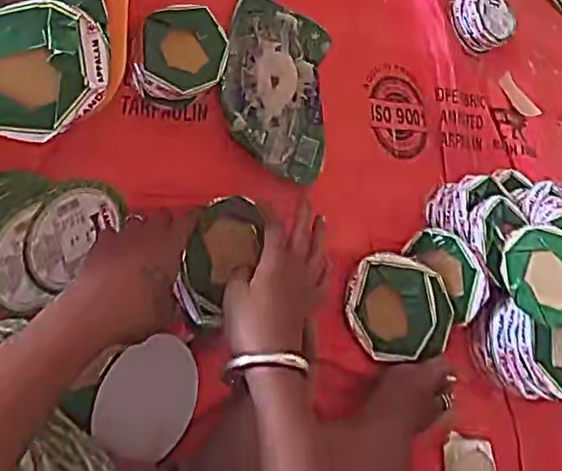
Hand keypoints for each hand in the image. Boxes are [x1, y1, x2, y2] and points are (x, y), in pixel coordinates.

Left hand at [57, 209, 194, 346]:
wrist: (91, 313)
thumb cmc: (134, 313)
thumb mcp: (163, 316)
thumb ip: (174, 307)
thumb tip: (178, 313)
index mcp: (170, 245)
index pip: (188, 220)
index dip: (194, 216)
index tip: (198, 215)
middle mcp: (148, 233)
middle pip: (162, 213)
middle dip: (167, 221)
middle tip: (170, 233)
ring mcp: (122, 235)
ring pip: (137, 219)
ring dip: (142, 227)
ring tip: (142, 241)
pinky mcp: (100, 244)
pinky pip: (111, 232)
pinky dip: (115, 238)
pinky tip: (114, 249)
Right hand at [223, 200, 328, 356]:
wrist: (274, 362)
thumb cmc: (250, 324)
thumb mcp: (234, 295)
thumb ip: (239, 273)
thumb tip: (246, 265)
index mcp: (276, 259)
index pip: (274, 228)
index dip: (269, 213)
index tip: (261, 202)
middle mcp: (296, 266)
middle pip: (302, 234)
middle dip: (303, 216)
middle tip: (306, 200)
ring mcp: (307, 285)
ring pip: (317, 252)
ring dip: (319, 235)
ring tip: (321, 220)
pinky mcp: (312, 304)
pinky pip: (323, 279)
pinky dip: (325, 266)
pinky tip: (326, 261)